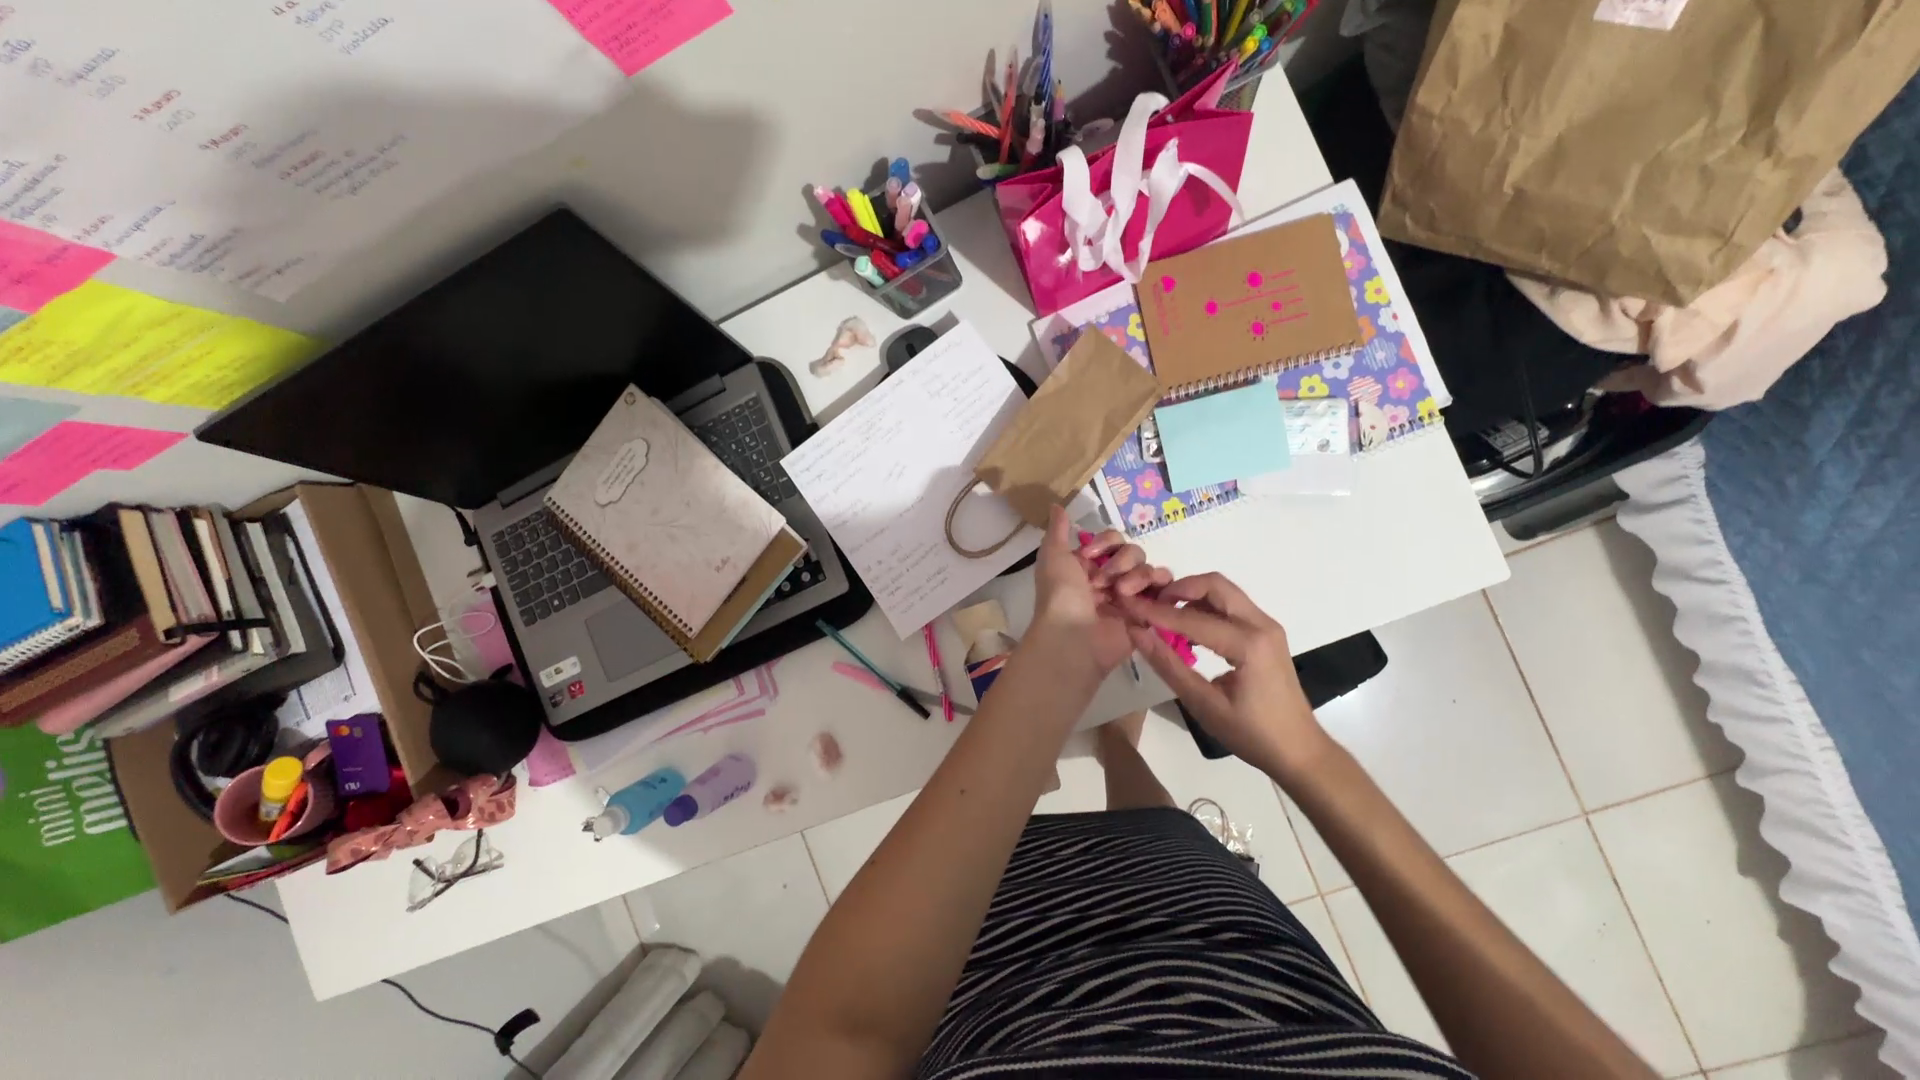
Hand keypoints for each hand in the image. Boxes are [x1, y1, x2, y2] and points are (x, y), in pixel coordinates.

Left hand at [1030, 504, 1169, 674]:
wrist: (1073, 637)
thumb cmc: (1060, 596)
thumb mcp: (1052, 557)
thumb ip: (1057, 531)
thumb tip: (1057, 505)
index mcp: (1089, 566)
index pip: (1112, 539)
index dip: (1105, 542)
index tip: (1090, 555)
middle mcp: (1110, 579)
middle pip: (1133, 552)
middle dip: (1121, 560)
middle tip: (1104, 581)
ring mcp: (1130, 596)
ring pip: (1149, 568)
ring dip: (1136, 575)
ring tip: (1121, 593)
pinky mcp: (1147, 613)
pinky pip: (1164, 589)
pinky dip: (1159, 586)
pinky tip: (1145, 594)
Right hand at [1119, 573, 1331, 781]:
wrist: (1298, 749)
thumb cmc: (1252, 734)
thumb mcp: (1204, 704)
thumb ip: (1169, 665)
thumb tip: (1137, 632)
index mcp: (1248, 644)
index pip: (1191, 618)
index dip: (1154, 612)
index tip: (1126, 605)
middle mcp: (1261, 625)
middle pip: (1214, 585)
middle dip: (1178, 589)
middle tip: (1149, 604)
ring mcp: (1267, 626)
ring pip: (1223, 592)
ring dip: (1191, 597)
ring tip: (1162, 616)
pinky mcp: (1266, 633)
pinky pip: (1231, 607)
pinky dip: (1205, 609)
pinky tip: (1186, 631)